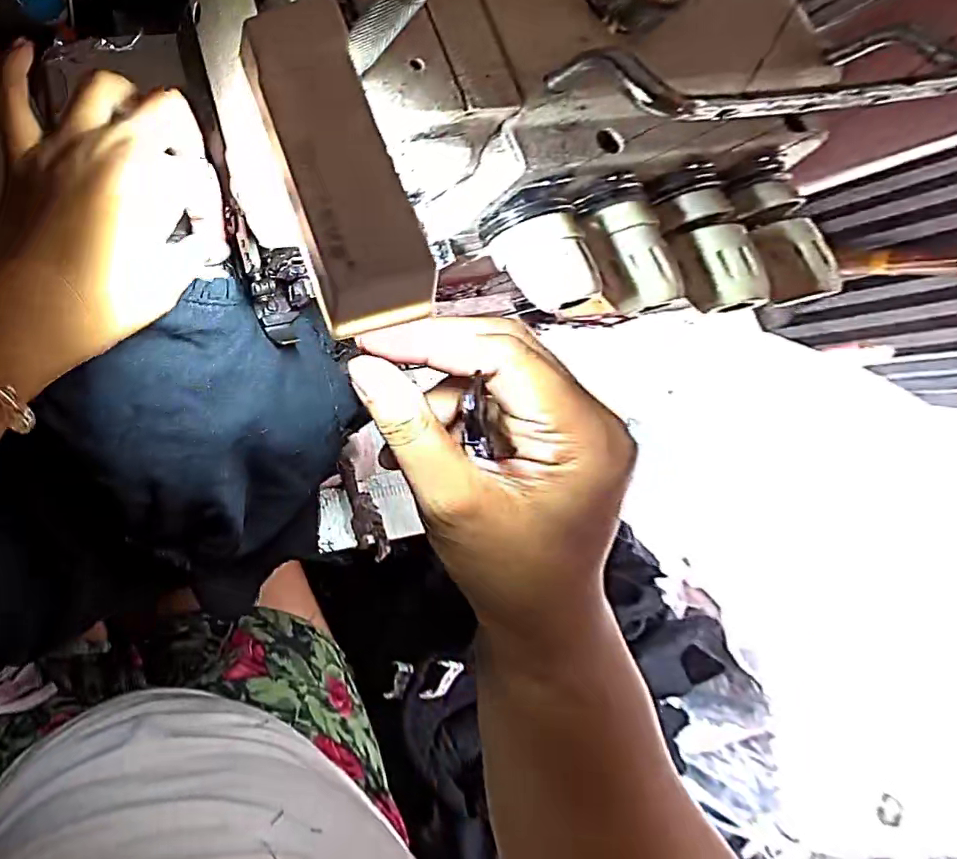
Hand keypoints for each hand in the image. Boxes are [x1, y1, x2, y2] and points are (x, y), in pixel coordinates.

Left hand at [0, 41, 228, 398]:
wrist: (17, 323)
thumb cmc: (91, 310)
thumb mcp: (159, 287)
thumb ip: (186, 255)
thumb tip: (197, 244)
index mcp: (141, 173)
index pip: (192, 168)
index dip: (206, 203)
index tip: (200, 236)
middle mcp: (101, 143)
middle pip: (157, 106)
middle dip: (179, 132)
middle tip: (177, 168)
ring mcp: (56, 145)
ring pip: (95, 87)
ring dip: (123, 95)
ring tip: (130, 117)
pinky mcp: (20, 157)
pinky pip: (11, 101)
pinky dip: (16, 71)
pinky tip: (24, 49)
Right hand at [345, 318, 634, 646]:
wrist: (539, 617)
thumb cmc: (512, 575)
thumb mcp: (448, 500)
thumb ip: (406, 428)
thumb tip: (368, 371)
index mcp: (583, 433)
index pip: (501, 350)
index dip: (430, 338)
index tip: (376, 341)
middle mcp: (588, 417)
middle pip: (499, 346)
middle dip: (431, 352)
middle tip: (378, 356)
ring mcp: (570, 421)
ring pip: (490, 364)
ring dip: (438, 388)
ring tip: (413, 435)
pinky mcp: (549, 428)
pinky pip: (490, 390)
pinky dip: (449, 404)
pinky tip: (431, 437)